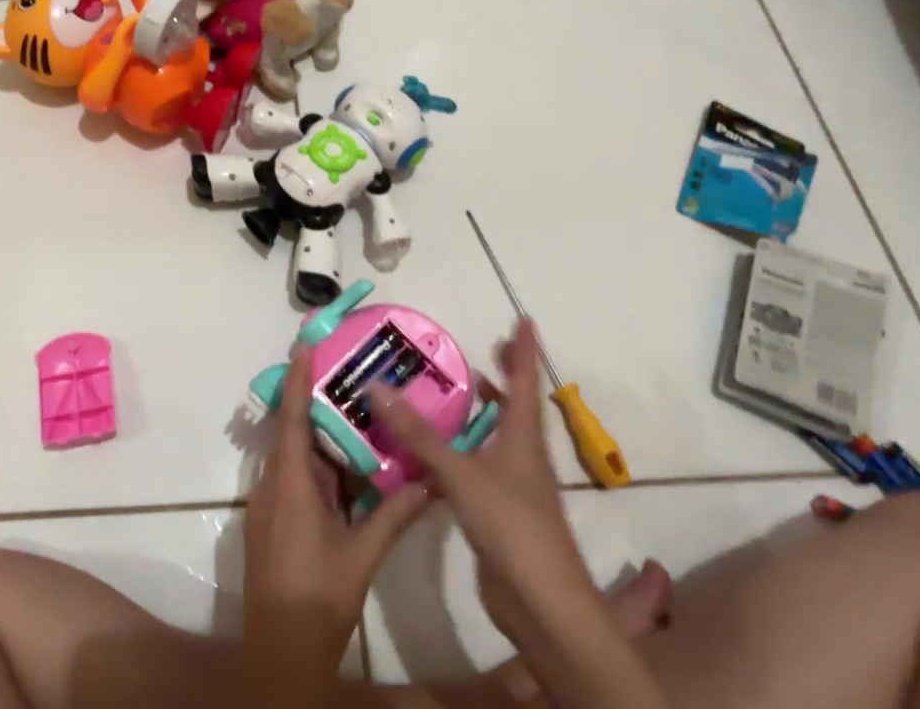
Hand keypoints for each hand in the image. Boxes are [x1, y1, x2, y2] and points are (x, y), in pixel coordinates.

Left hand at [243, 352, 429, 669]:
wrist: (280, 649)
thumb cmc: (319, 597)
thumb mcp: (363, 554)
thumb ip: (396, 514)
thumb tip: (430, 480)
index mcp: (291, 486)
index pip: (292, 419)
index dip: (298, 379)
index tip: (305, 344)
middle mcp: (272, 487)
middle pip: (294, 436)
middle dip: (319, 407)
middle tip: (351, 379)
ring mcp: (268, 507)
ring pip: (296, 461)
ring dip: (322, 443)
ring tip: (358, 419)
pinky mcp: (270, 524)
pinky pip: (294, 483)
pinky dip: (318, 471)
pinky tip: (348, 473)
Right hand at [368, 321, 589, 641]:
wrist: (540, 600)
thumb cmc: (512, 526)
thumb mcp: (462, 474)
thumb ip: (420, 435)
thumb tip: (378, 388)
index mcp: (523, 439)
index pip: (525, 382)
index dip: (523, 350)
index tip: (523, 319)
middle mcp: (523, 457)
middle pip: (515, 408)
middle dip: (503, 379)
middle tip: (483, 351)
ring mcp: (514, 487)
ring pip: (497, 439)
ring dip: (480, 416)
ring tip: (453, 395)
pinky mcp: (498, 512)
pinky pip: (477, 469)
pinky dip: (459, 453)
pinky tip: (431, 457)